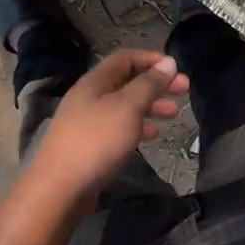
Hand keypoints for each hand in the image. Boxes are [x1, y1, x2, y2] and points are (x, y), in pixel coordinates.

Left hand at [29, 50, 189, 198]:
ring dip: (150, 106)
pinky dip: (137, 126)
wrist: (60, 186)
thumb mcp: (128, 107)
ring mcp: (87, 121)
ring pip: (124, 106)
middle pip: (126, 82)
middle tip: (184, 90)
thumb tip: (168, 63)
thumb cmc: (97, 141)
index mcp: (95, 82)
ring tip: (173, 114)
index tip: (176, 68)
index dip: (152, 59)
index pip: (125, 58)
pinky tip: (152, 135)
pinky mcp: (89, 144)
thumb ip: (149, 84)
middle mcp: (89, 97)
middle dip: (156, 84)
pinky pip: (117, 127)